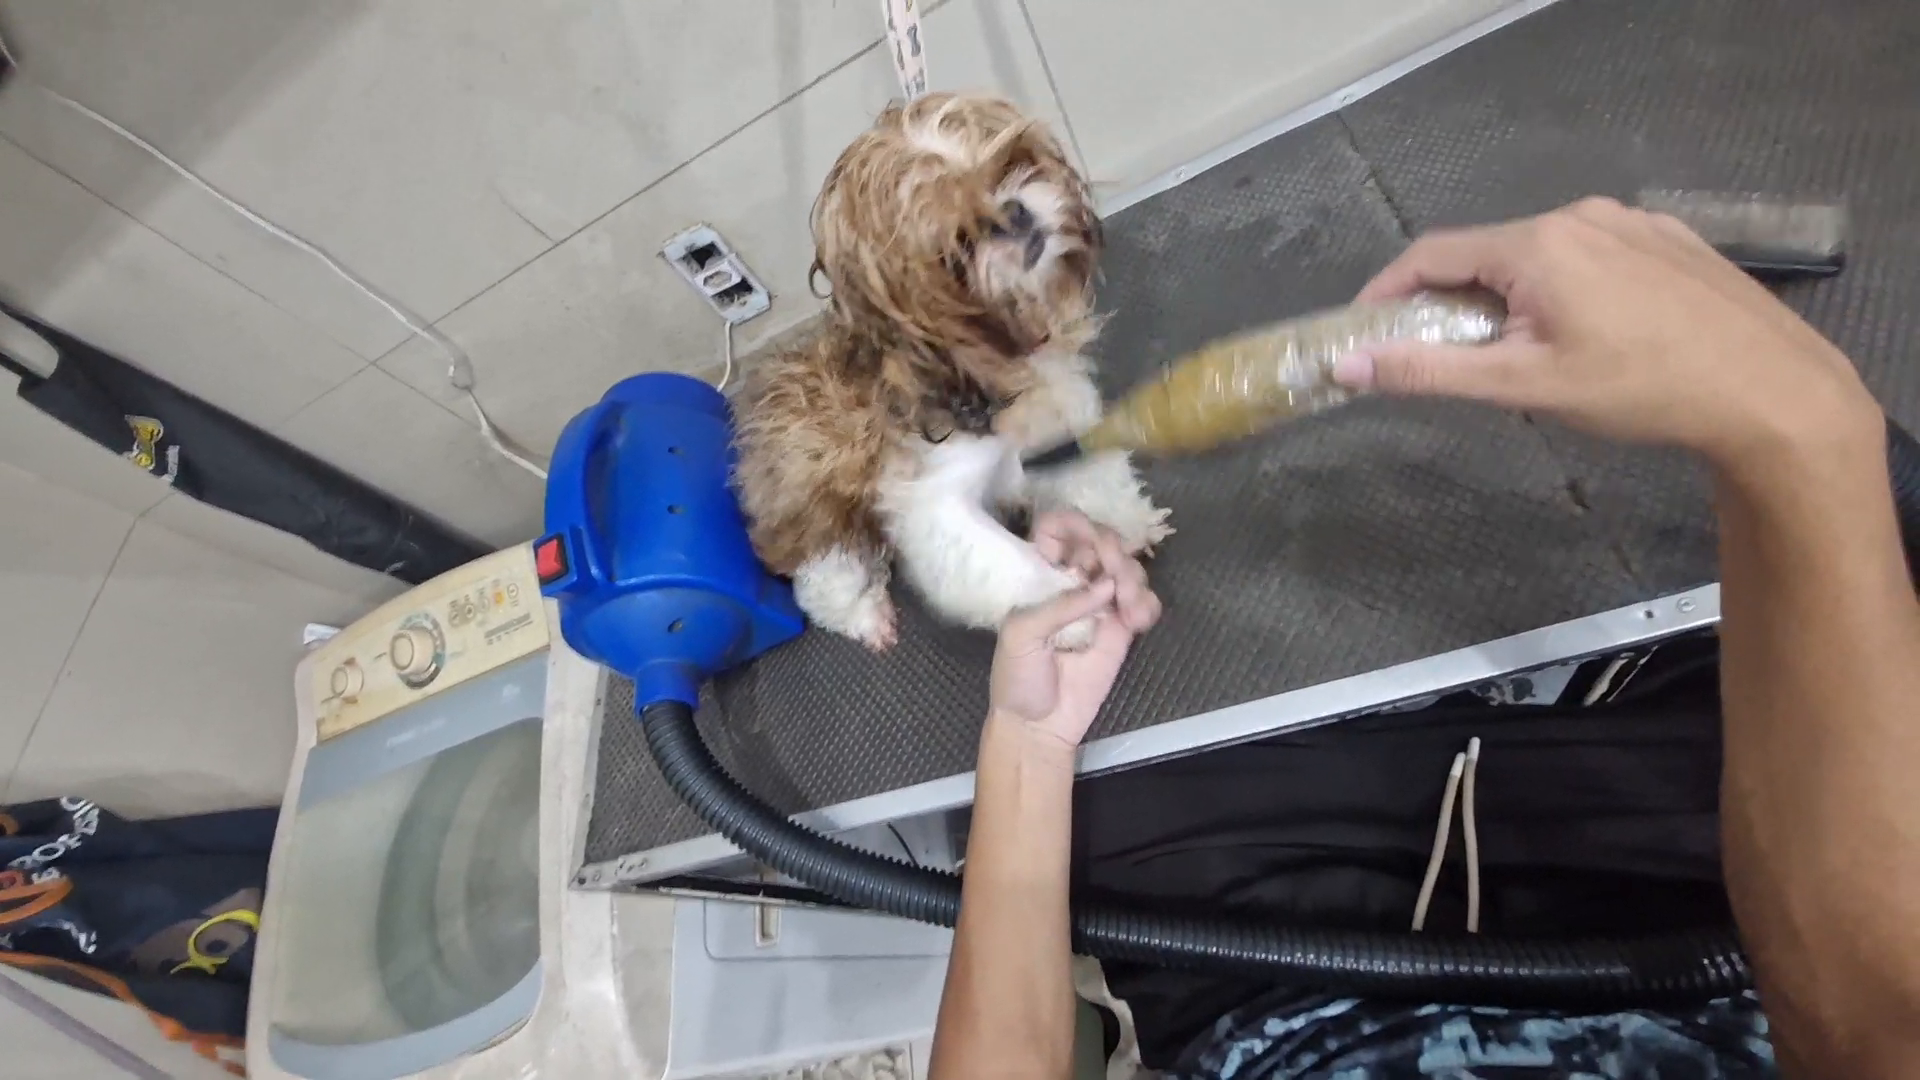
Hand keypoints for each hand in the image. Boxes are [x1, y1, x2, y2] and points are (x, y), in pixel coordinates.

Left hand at [989, 511, 1162, 748]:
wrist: (1038, 727)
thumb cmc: (1016, 678)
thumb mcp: (1022, 635)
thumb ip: (1060, 606)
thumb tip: (1105, 586)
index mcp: (1038, 575)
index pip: (1056, 529)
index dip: (1073, 523)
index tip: (1088, 537)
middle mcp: (1070, 582)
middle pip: (1101, 541)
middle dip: (1113, 550)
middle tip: (1114, 575)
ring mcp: (1099, 604)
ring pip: (1127, 568)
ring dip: (1133, 578)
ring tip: (1126, 611)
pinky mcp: (1121, 628)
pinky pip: (1144, 601)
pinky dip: (1147, 603)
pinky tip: (1137, 621)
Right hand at [1336, 197, 1883, 477]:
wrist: (1772, 390)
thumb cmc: (1634, 387)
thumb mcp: (1518, 385)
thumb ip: (1426, 371)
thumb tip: (1347, 367)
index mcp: (1537, 245)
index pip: (1429, 255)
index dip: (1383, 291)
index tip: (1360, 331)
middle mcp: (1579, 216)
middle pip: (1478, 253)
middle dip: (1438, 300)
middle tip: (1426, 350)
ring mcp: (1627, 222)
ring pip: (1527, 255)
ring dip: (1491, 295)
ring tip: (1496, 346)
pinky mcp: (1661, 238)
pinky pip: (1575, 254)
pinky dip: (1542, 287)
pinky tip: (1562, 328)